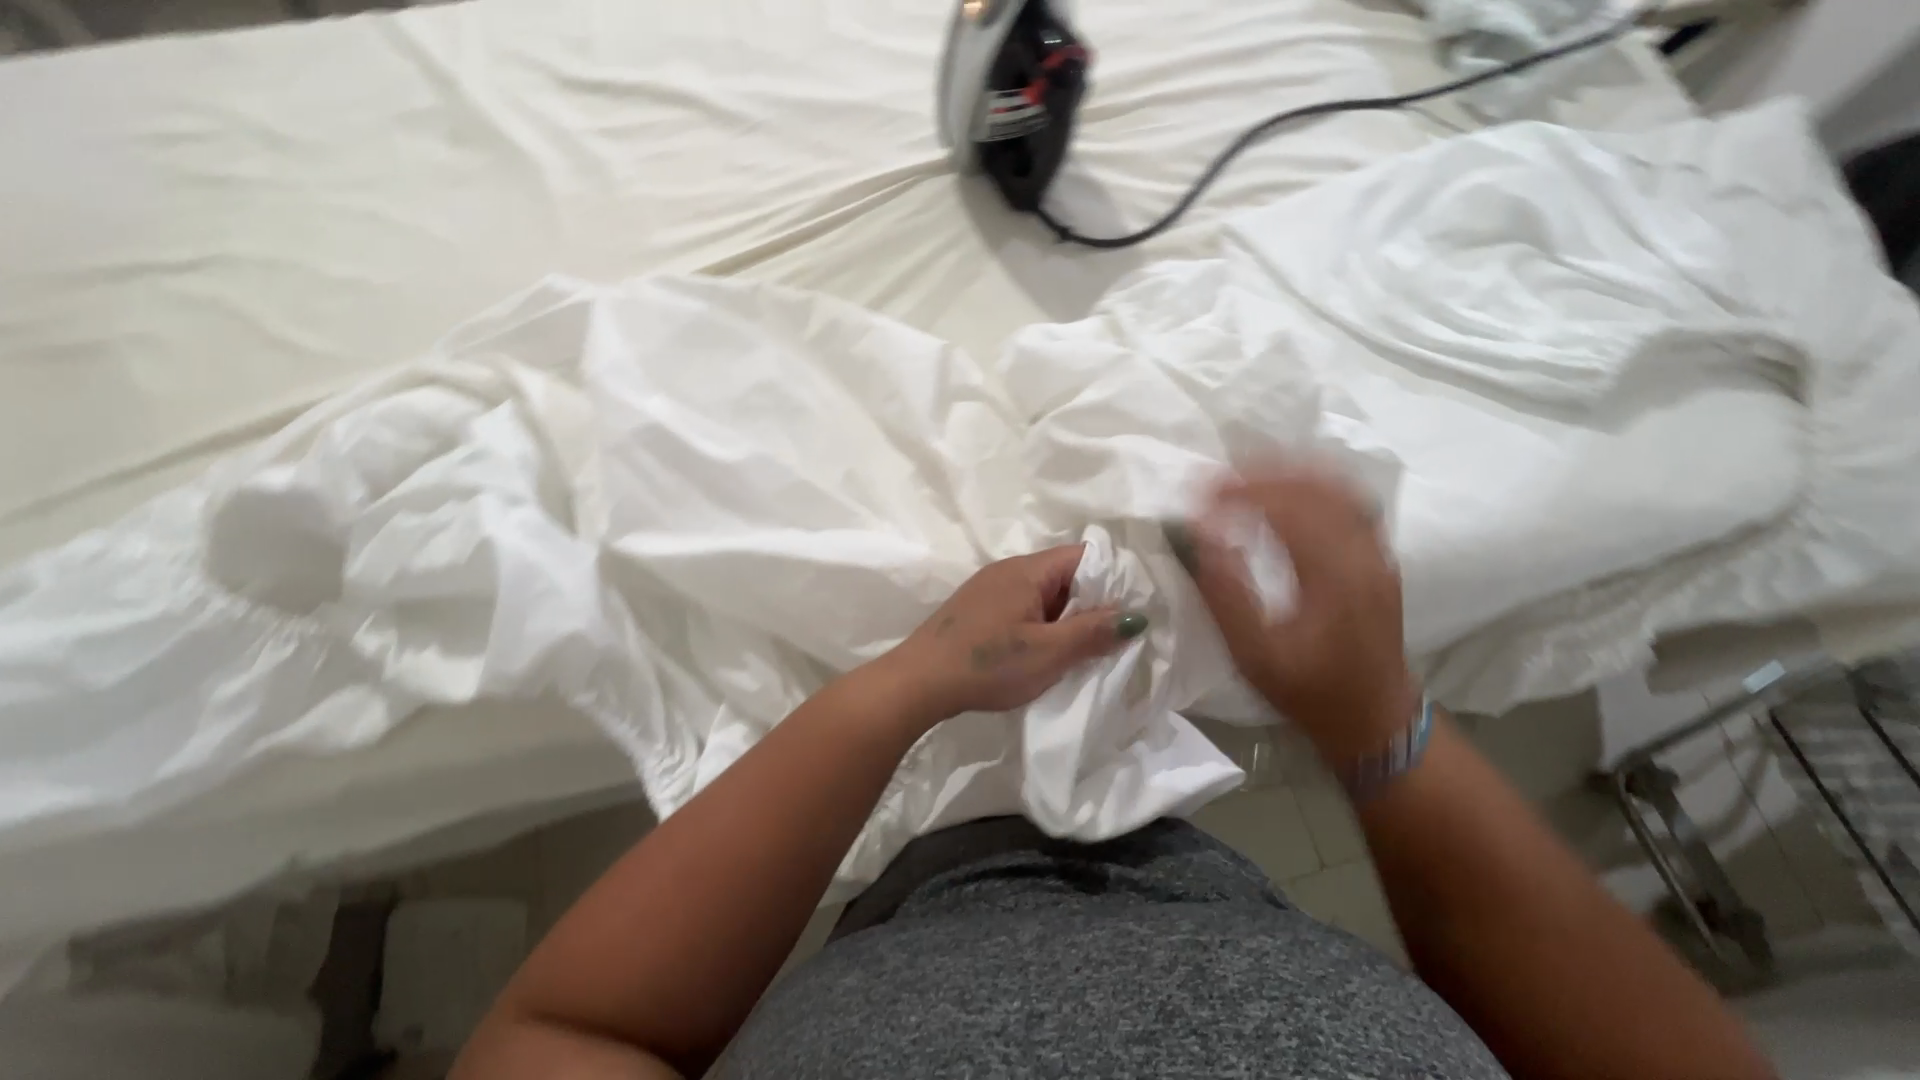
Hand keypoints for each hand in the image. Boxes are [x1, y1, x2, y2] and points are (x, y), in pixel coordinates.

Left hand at [877, 545, 1146, 728]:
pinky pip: (1022, 609)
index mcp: (1028, 570)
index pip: (1084, 556)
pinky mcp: (977, 613)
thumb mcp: (1049, 652)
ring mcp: (989, 591)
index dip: (1114, 578)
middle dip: (1092, 603)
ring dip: (1066, 619)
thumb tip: (1135, 615)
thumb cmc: (987, 664)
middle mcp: (1008, 571)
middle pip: (1065, 575)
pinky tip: (1046, 654)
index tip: (1136, 606)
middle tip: (1115, 636)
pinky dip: (1042, 626)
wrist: (916, 683)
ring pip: (1044, 596)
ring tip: (1086, 649)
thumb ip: (1093, 632)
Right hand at [1169, 464, 1417, 766]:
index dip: (1240, 491)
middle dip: (1263, 472)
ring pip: (1338, 487)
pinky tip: (1289, 490)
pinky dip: (1315, 485)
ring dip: (1290, 472)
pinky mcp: (1379, 558)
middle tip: (1217, 478)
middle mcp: (1363, 555)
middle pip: (1316, 487)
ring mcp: (1377, 553)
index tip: (1199, 494)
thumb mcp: (1254, 655)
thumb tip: (1195, 537)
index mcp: (1333, 577)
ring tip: (1247, 474)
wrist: (1374, 719)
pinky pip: (1351, 502)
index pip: (1287, 508)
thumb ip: (1224, 595)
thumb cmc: (1309, 692)